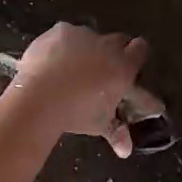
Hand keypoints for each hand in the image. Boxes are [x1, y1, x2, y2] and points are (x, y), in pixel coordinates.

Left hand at [10, 22, 150, 156]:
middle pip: (117, 40)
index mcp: (123, 67)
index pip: (141, 50)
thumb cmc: (77, 114)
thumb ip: (116, 132)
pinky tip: (51, 60)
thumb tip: (126, 151)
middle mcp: (107, 45)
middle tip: (99, 71)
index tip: (129, 66)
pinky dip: (60, 45)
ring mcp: (82, 35)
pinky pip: (64, 35)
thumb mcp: (99, 124)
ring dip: (85, 48)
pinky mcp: (59, 31)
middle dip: (112, 52)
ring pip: (89, 37)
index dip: (135, 57)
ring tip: (70, 67)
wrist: (41, 98)